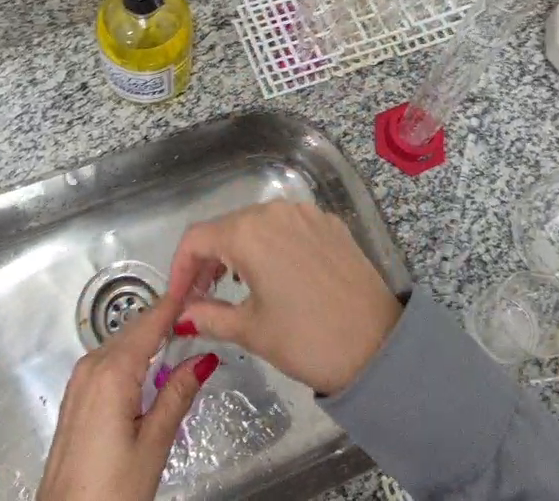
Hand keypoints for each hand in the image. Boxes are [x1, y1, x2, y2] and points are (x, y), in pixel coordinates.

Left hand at [37, 292, 219, 500]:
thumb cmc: (112, 488)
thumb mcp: (153, 444)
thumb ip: (177, 396)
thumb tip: (203, 359)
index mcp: (113, 371)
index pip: (149, 323)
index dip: (173, 304)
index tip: (198, 285)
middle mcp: (92, 365)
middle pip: (134, 330)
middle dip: (164, 318)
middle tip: (198, 310)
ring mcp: (80, 380)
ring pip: (121, 344)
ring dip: (149, 337)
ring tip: (183, 333)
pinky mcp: (76, 397)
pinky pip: (109, 362)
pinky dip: (133, 355)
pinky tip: (151, 365)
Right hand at [167, 201, 402, 395]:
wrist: (381, 347)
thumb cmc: (308, 340)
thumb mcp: (251, 331)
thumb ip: (209, 316)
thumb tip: (183, 314)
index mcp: (249, 232)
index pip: (196, 239)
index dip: (178, 269)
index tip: (177, 299)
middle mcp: (275, 211)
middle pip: (226, 227)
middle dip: (207, 261)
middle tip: (200, 298)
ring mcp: (307, 214)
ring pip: (257, 224)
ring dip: (238, 251)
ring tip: (233, 287)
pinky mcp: (331, 224)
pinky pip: (287, 227)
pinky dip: (271, 247)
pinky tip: (275, 277)